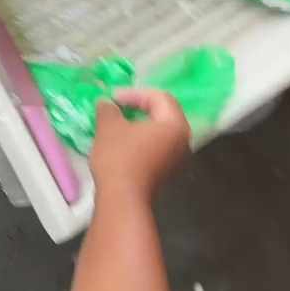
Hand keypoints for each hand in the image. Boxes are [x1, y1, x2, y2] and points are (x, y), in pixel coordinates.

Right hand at [89, 88, 190, 202]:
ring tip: (117, 125)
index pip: (160, 97)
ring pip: (160, 132)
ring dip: (139, 125)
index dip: (135, 93)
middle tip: (116, 108)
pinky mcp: (166, 172)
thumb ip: (108, 109)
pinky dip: (142, 141)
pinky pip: (157, 148)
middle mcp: (183, 139)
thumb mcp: (109, 128)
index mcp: (175, 124)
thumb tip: (106, 102)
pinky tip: (123, 145)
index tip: (112, 97)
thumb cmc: (119, 157)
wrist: (122, 197)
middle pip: (163, 114)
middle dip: (139, 108)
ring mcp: (177, 158)